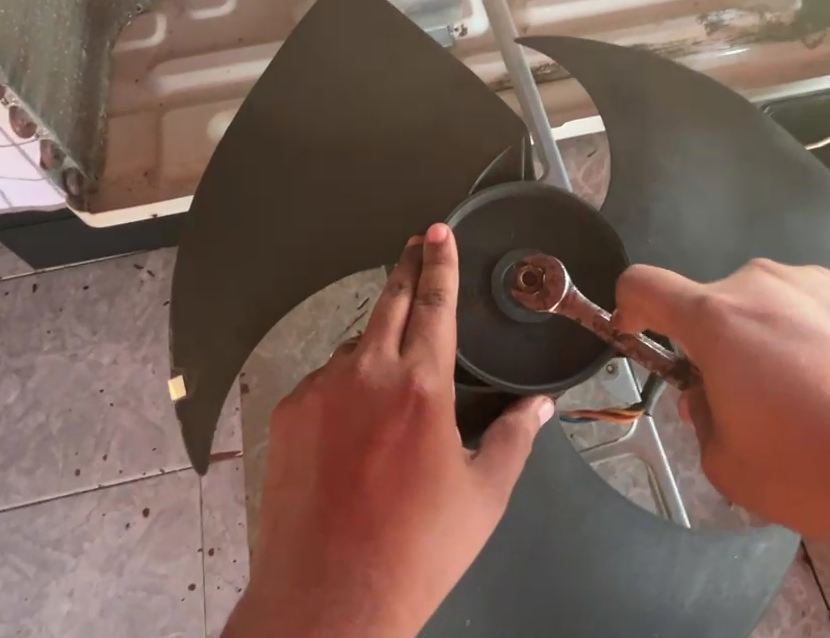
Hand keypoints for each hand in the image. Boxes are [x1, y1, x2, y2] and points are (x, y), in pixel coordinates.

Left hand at [223, 224, 554, 637]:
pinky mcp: (289, 412)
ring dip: (376, 341)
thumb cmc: (416, 550)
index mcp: (421, 386)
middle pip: (390, 301)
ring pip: (355, 345)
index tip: (438, 232)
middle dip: (407, 267)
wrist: (328, 598)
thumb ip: (513, 439)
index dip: (440, 262)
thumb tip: (540, 407)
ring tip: (392, 374)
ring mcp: (321, 389)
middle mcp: (367, 373)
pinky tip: (354, 424)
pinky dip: (345, 385)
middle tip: (416, 243)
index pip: (434, 304)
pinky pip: (324, 380)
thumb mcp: (482, 496)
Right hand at [613, 259, 829, 554]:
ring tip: (824, 404)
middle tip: (755, 405)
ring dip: (776, 342)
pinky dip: (826, 339)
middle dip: (720, 347)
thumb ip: (701, 422)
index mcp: (717, 319)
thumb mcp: (734, 470)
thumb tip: (710, 397)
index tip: (641, 337)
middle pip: (716, 306)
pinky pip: (825, 309)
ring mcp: (823, 281)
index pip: (642, 284)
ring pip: (774, 306)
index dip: (629, 308)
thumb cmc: (829, 470)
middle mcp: (764, 283)